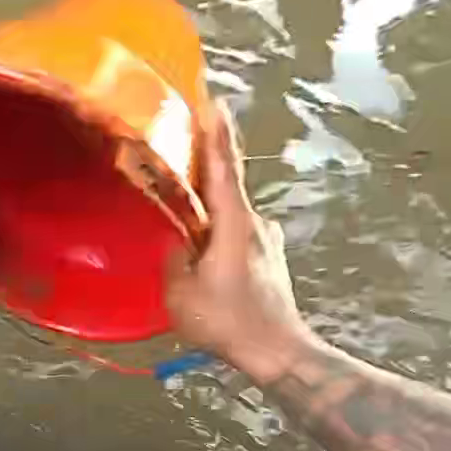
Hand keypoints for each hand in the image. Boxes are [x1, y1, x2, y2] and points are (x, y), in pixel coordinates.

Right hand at [166, 101, 316, 381]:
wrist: (276, 350)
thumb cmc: (227, 321)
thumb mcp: (181, 294)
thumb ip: (174, 261)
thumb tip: (176, 246)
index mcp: (234, 223)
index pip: (223, 167)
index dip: (215, 133)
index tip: (212, 100)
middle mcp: (255, 223)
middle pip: (228, 186)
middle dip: (207, 166)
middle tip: (185, 148)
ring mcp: (266, 241)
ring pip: (231, 215)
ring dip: (210, 209)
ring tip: (186, 212)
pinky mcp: (268, 259)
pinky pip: (237, 235)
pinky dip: (219, 233)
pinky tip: (203, 251)